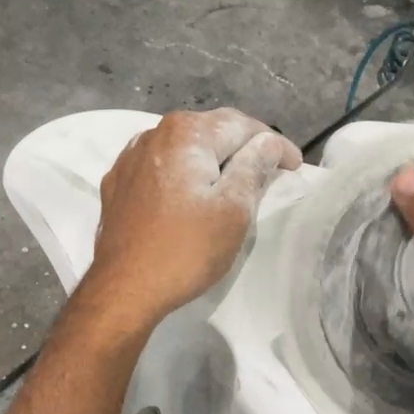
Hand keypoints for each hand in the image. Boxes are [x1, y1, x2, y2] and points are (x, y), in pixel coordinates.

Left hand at [83, 109, 302, 325]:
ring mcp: (131, 157)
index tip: (295, 166)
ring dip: (211, 160)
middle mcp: (156, 132)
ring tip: (230, 182)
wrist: (125, 288)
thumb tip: (269, 144)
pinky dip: (183, 175)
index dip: (274, 144)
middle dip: (242, 147)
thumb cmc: (187, 251)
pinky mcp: (119, 184)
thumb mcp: (234, 211)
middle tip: (268, 172)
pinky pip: (161, 167)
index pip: (242, 125)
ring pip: (184, 149)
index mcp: (188, 133)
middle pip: (211, 131)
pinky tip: (190, 194)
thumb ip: (254, 168)